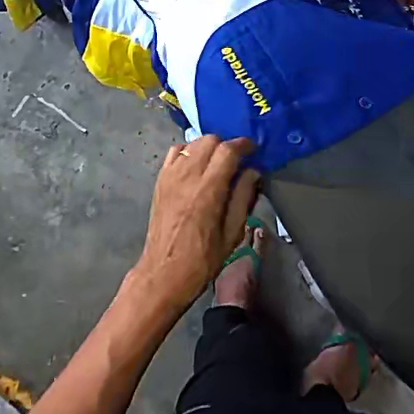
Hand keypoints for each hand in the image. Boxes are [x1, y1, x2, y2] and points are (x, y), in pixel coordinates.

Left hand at [128, 135, 261, 312]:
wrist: (164, 273)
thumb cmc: (203, 258)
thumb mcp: (233, 232)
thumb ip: (244, 196)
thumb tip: (253, 171)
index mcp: (208, 189)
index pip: (228, 150)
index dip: (244, 145)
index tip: (254, 149)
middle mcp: (187, 176)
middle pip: (210, 140)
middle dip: (226, 145)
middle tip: (236, 160)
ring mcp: (170, 176)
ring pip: (192, 143)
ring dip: (208, 147)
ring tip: (216, 163)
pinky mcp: (160, 181)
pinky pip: (175, 153)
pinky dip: (188, 153)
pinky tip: (195, 167)